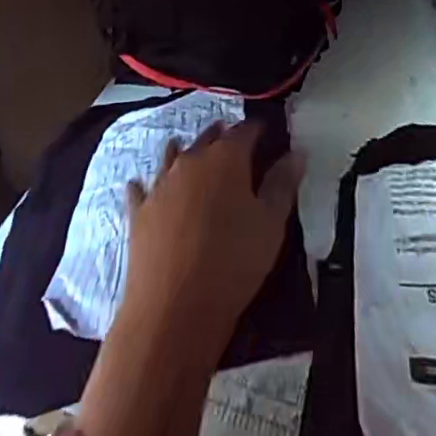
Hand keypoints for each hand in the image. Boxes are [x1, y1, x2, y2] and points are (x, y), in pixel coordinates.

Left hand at [77, 121, 304, 435]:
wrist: (174, 306)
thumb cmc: (234, 262)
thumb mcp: (271, 225)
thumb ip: (283, 184)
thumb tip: (296, 153)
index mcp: (225, 158)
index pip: (244, 131)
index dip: (257, 129)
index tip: (267, 131)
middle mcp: (190, 161)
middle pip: (207, 138)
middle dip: (222, 136)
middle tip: (234, 140)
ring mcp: (160, 184)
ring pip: (172, 155)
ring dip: (185, 151)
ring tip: (191, 150)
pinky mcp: (139, 210)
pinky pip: (142, 188)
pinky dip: (146, 185)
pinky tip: (143, 185)